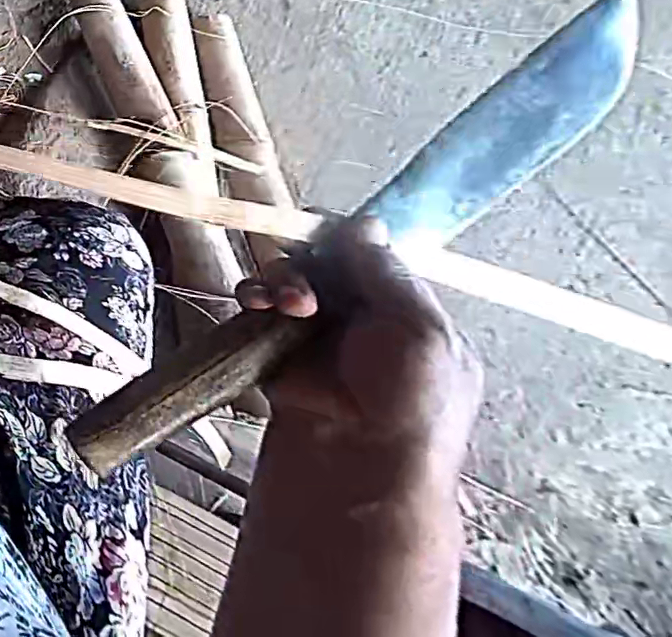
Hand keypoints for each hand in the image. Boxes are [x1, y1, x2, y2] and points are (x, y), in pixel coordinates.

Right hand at [235, 217, 482, 468]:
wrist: (357, 450)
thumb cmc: (408, 395)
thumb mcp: (419, 329)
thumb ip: (387, 272)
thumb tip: (367, 221)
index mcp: (399, 307)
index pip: (365, 255)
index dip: (341, 238)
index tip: (317, 226)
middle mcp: (354, 310)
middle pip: (318, 260)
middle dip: (307, 267)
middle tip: (306, 295)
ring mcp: (310, 325)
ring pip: (283, 275)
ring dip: (280, 280)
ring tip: (286, 307)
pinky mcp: (272, 337)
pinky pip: (255, 299)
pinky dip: (252, 294)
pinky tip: (255, 305)